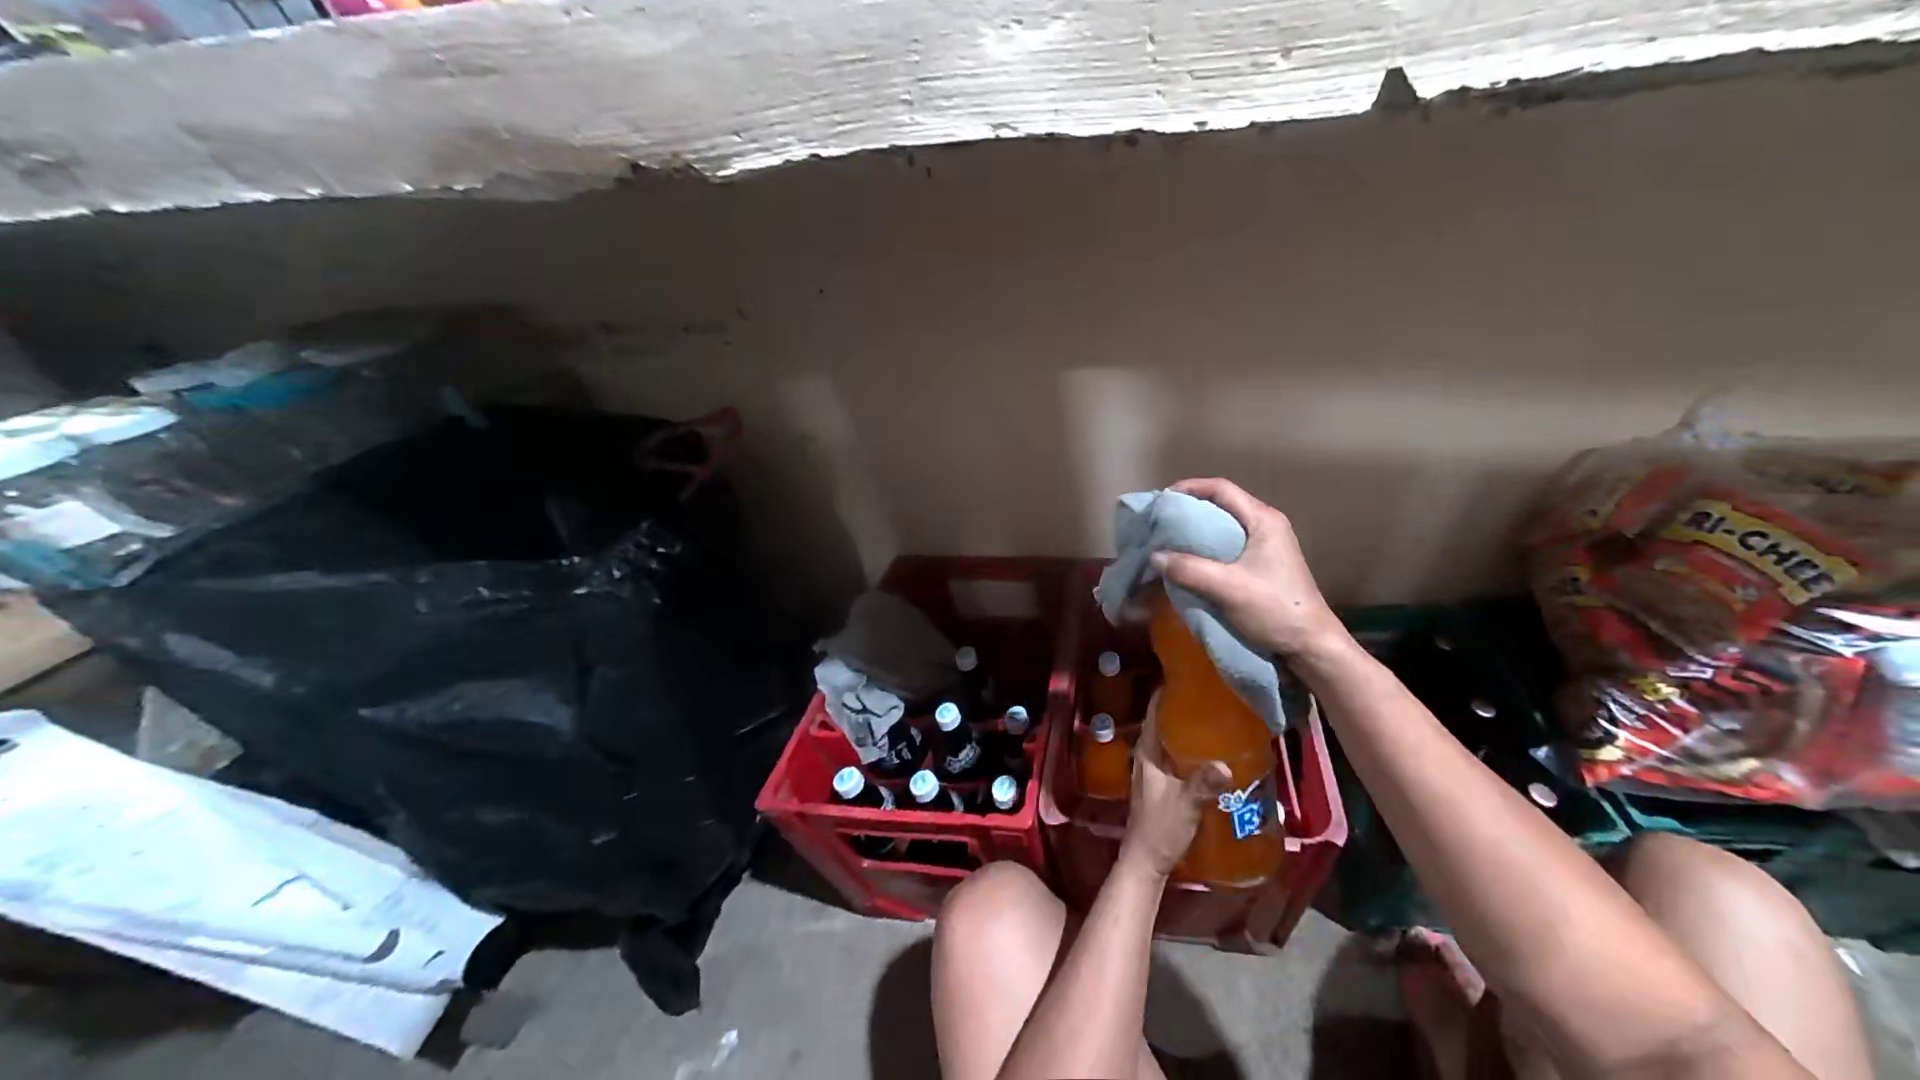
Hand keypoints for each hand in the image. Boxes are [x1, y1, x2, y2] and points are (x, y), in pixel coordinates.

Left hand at [1118, 693, 1231, 879]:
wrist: (1146, 860)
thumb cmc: (1161, 829)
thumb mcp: (1186, 805)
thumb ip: (1203, 785)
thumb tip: (1224, 763)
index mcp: (1146, 753)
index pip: (1154, 713)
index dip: (1166, 693)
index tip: (1188, 676)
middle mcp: (1147, 756)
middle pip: (1163, 723)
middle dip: (1182, 708)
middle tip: (1211, 695)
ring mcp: (1153, 770)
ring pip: (1170, 739)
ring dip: (1187, 728)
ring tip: (1215, 717)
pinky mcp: (1162, 783)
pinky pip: (1175, 756)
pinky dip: (1189, 748)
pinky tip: (1211, 751)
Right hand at [1152, 477, 1351, 664]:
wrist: (1310, 645)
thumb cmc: (1276, 609)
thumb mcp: (1228, 588)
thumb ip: (1190, 570)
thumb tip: (1154, 556)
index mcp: (1263, 520)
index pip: (1221, 488)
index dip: (1189, 488)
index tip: (1162, 501)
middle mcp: (1265, 525)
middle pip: (1221, 504)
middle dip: (1188, 509)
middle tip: (1160, 522)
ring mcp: (1265, 545)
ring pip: (1222, 526)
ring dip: (1195, 530)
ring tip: (1167, 541)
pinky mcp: (1260, 564)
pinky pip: (1225, 545)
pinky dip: (1204, 548)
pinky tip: (1187, 561)